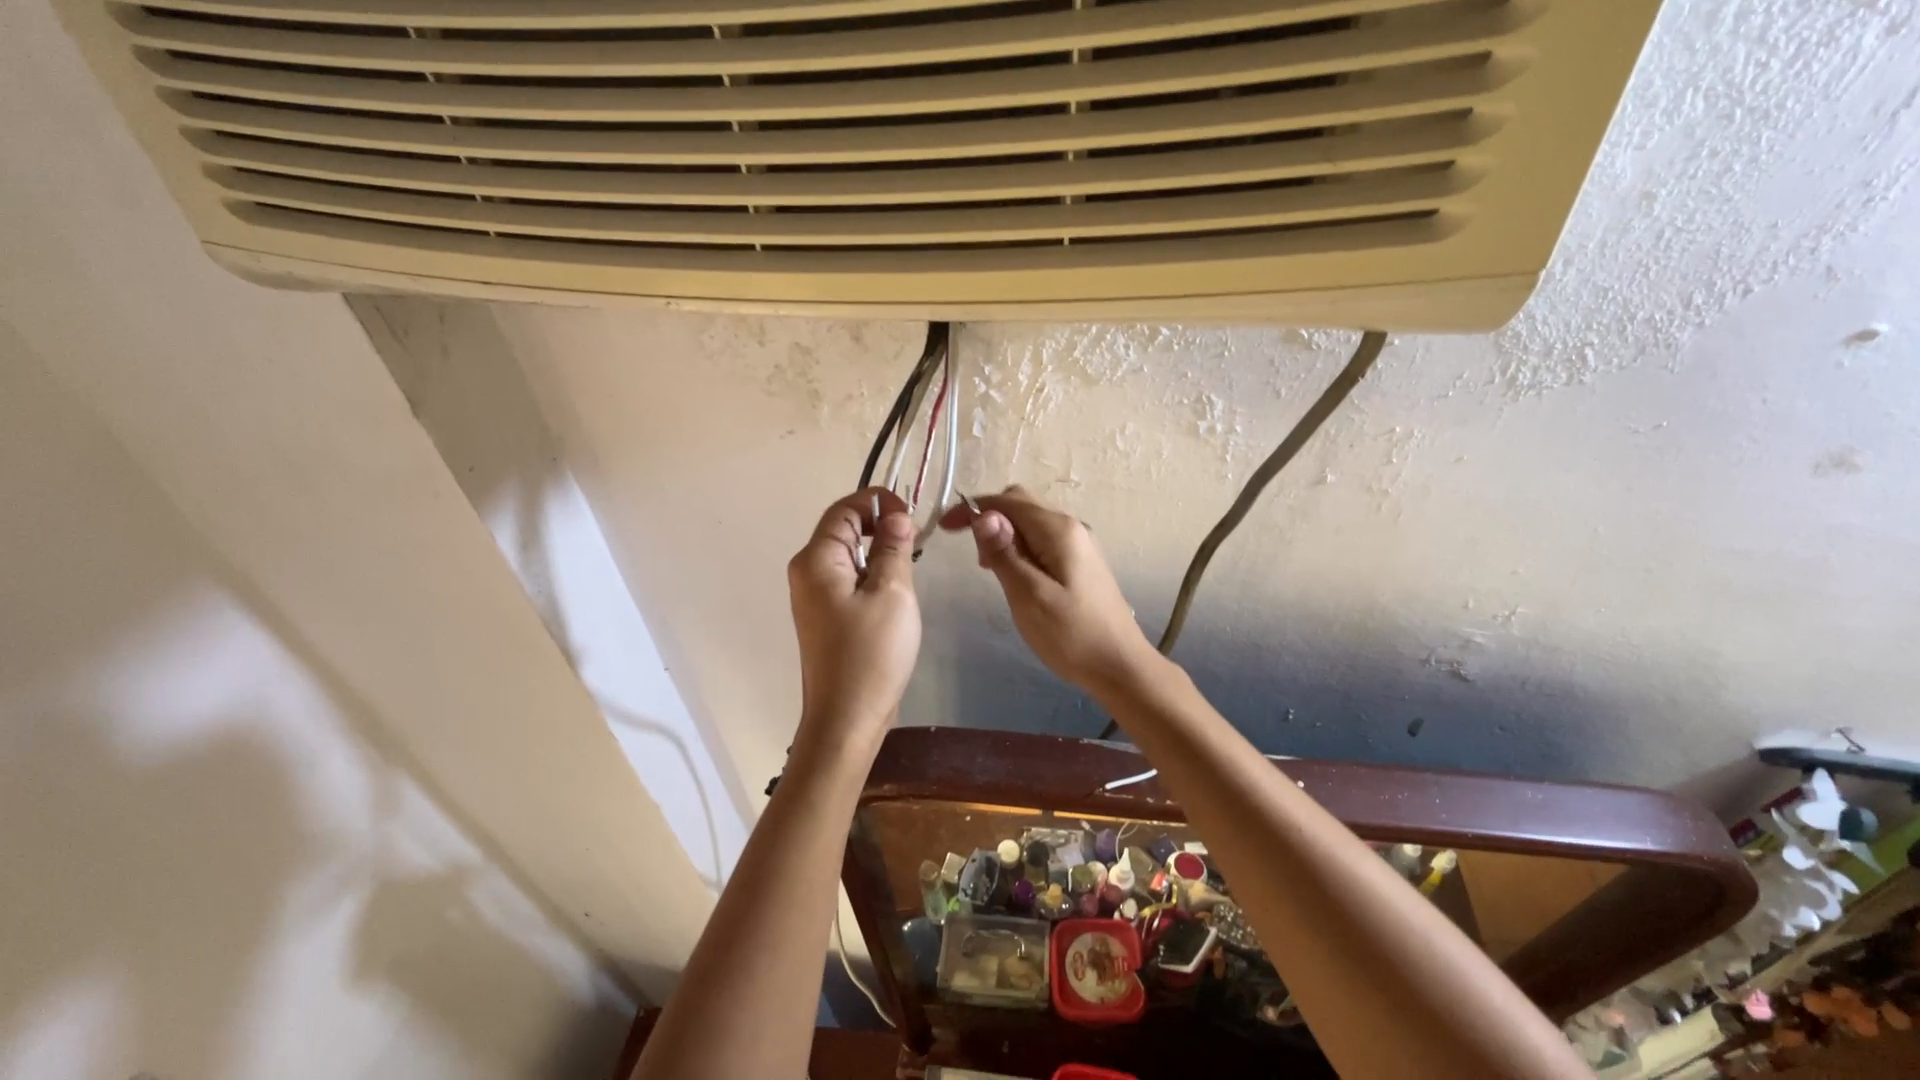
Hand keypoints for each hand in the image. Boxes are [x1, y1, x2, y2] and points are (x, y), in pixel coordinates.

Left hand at [788, 488, 920, 747]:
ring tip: (910, 571)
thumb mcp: (892, 592)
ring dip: (880, 554)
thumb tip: (896, 516)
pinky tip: (895, 596)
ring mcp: (813, 597)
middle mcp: (806, 572)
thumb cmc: (871, 653)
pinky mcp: (825, 617)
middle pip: (844, 529)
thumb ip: (894, 547)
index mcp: (815, 559)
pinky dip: (873, 576)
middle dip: (882, 527)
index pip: (845, 508)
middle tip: (918, 544)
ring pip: (849, 556)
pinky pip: (849, 581)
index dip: (880, 503)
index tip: (913, 518)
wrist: (847, 718)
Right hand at [941, 486, 1154, 691]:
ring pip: (1031, 523)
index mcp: (1058, 530)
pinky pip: (1042, 541)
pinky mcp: (1080, 563)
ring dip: (1004, 536)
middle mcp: (1071, 527)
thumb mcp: (1028, 595)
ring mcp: (1079, 544)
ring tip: (993, 572)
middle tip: (977, 561)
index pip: (1007, 501)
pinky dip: (1021, 548)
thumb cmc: (1071, 635)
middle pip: (1020, 504)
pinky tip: (1016, 577)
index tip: (944, 529)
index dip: (972, 508)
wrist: (1119, 666)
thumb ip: (1005, 553)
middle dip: (989, 520)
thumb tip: (983, 515)